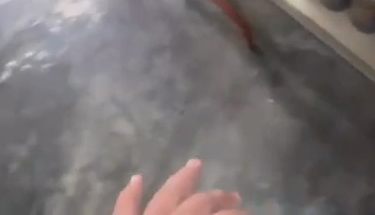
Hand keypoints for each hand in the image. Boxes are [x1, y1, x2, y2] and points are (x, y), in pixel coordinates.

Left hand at [112, 159, 244, 214]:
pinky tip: (137, 178)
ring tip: (195, 164)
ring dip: (181, 181)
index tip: (249, 210)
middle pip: (197, 204)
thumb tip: (241, 213)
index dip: (234, 211)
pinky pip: (125, 210)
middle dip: (217, 197)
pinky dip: (130, 195)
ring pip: (165, 197)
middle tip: (234, 196)